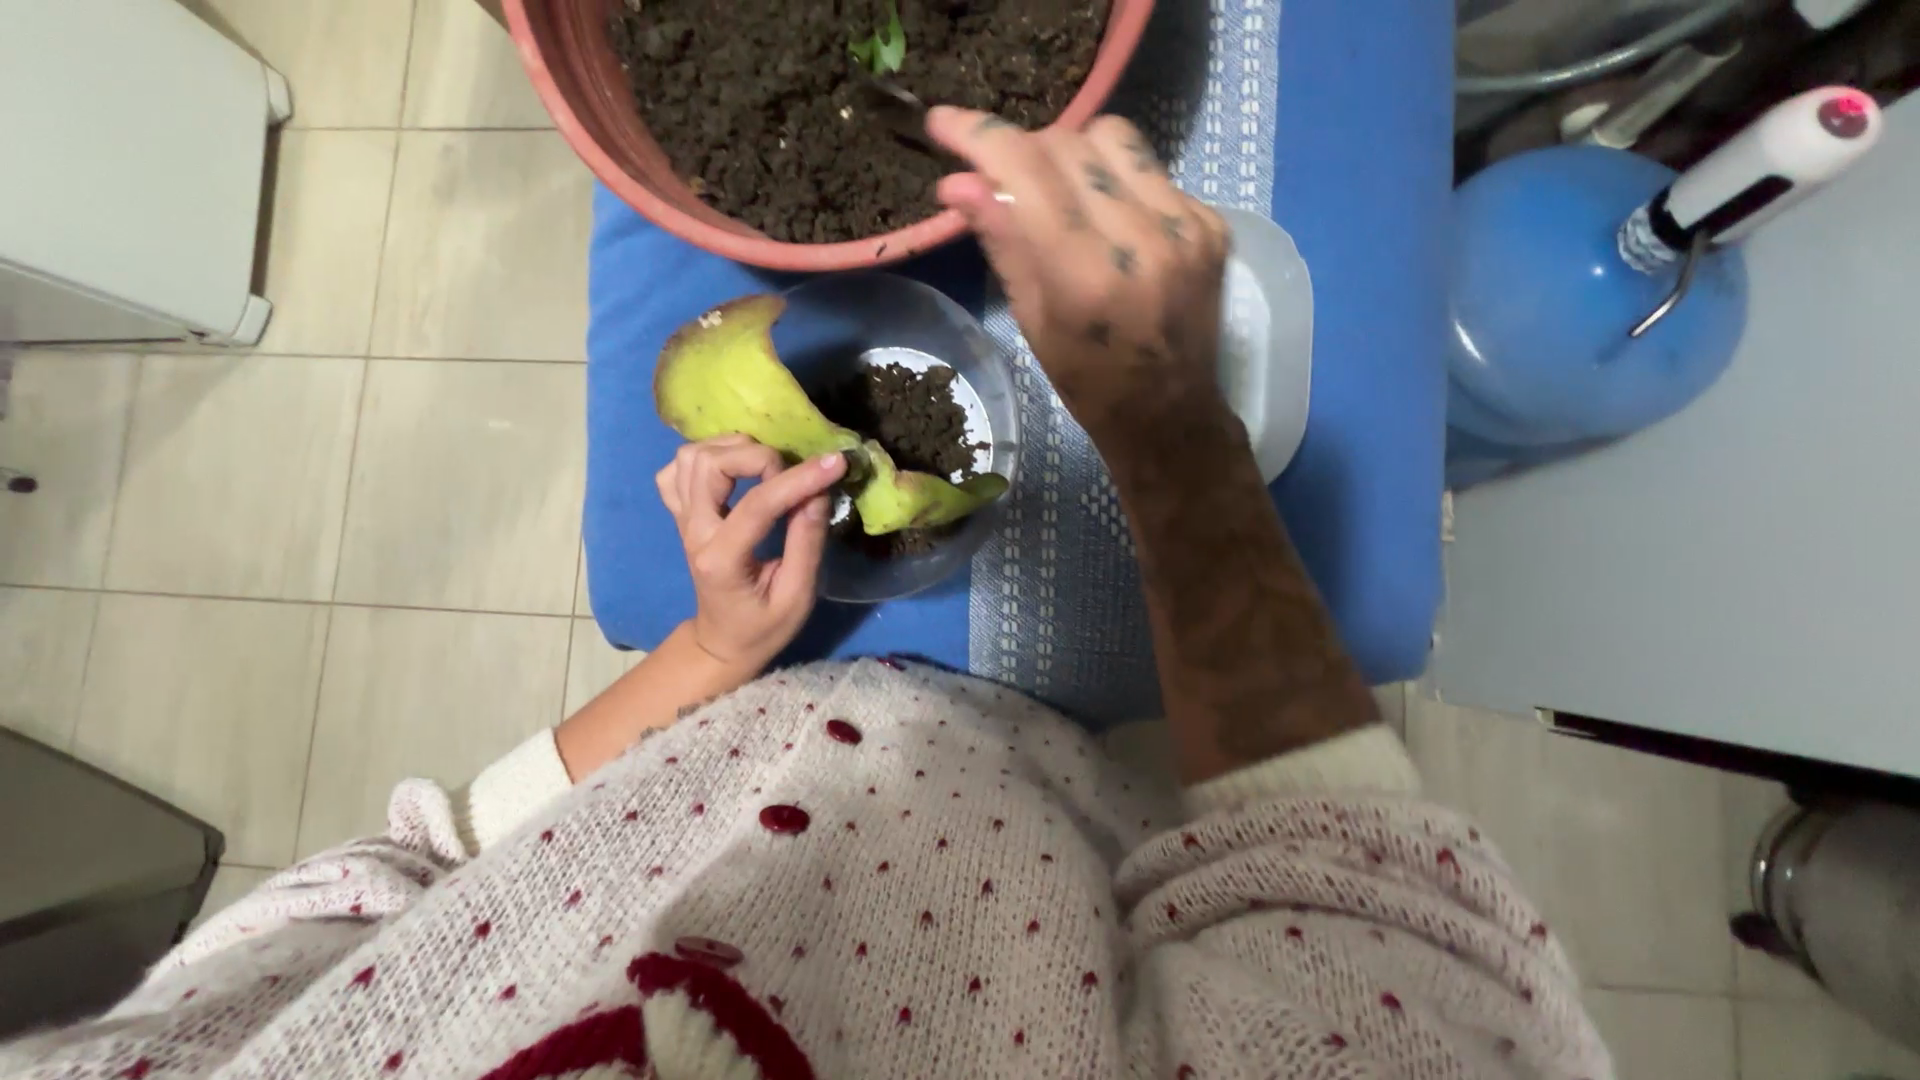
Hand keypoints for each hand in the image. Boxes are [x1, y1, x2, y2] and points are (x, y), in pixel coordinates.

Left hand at [655, 436, 847, 672]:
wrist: (722, 641)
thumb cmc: (764, 626)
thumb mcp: (797, 596)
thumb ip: (807, 543)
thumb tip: (818, 493)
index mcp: (722, 560)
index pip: (758, 504)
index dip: (799, 478)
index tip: (835, 463)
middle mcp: (694, 532)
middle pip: (710, 465)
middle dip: (758, 455)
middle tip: (789, 472)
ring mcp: (681, 520)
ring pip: (691, 457)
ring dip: (733, 449)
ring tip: (767, 465)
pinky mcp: (680, 514)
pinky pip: (677, 468)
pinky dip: (706, 456)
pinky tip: (734, 468)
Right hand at [927, 107, 1232, 438]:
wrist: (1170, 412)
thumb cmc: (1088, 381)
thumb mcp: (1032, 320)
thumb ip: (1002, 242)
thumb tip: (956, 182)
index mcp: (1087, 276)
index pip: (1027, 173)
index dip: (981, 137)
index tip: (945, 123)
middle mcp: (1142, 238)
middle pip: (1068, 144)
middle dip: (1023, 151)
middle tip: (1003, 179)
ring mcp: (1186, 225)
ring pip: (1114, 139)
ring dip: (1072, 154)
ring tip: (1060, 194)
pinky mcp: (1212, 222)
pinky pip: (1150, 169)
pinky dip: (1117, 181)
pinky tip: (1111, 221)